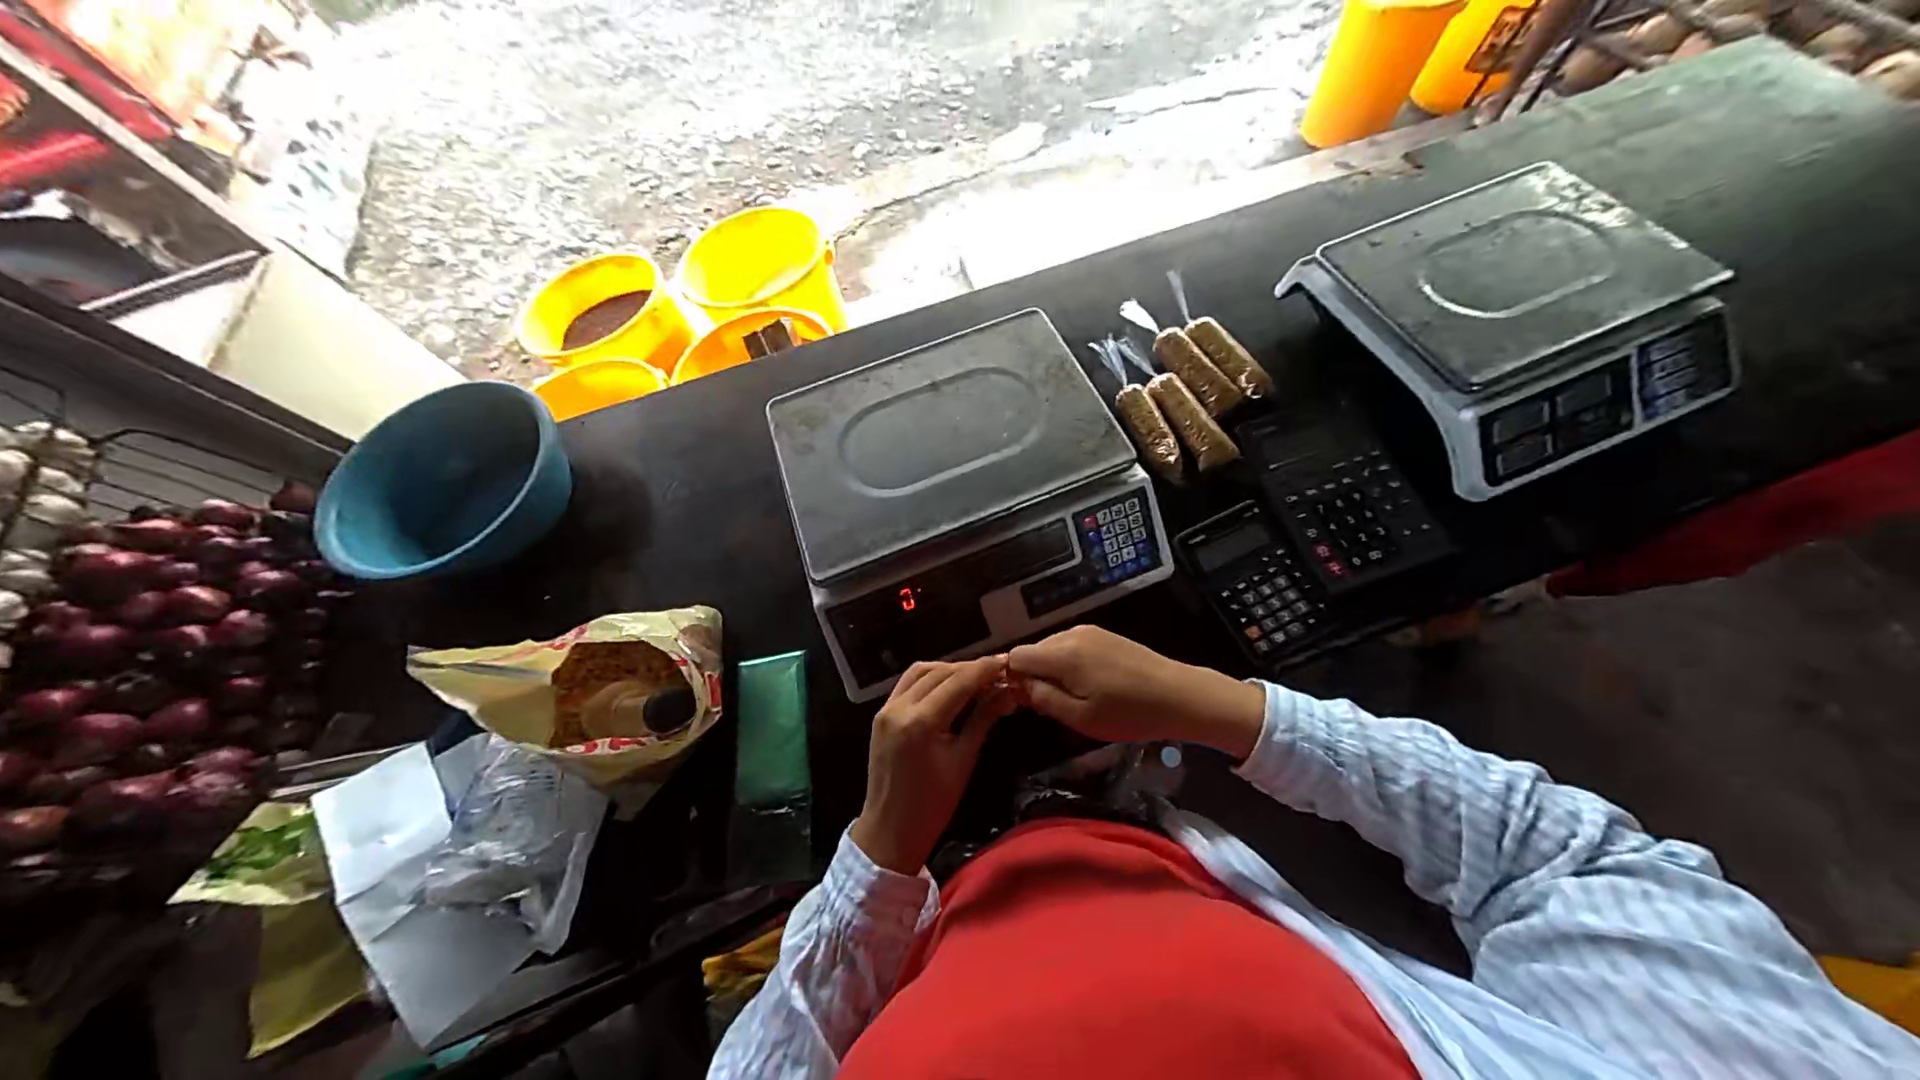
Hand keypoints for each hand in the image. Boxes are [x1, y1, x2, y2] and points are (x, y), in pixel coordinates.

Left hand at [849, 657, 1014, 874]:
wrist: (890, 829)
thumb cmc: (933, 804)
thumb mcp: (964, 760)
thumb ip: (983, 719)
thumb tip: (1007, 692)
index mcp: (921, 722)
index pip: (959, 681)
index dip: (985, 669)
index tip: (1007, 662)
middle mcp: (900, 707)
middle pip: (940, 672)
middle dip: (970, 669)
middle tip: (997, 673)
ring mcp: (886, 709)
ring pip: (922, 672)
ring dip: (949, 669)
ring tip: (976, 678)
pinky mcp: (881, 714)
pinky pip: (908, 684)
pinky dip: (930, 678)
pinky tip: (949, 686)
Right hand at [1007, 626, 1264, 759]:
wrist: (1179, 695)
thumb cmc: (1129, 713)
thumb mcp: (1081, 718)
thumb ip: (1043, 699)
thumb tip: (1017, 685)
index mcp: (1062, 654)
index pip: (1015, 656)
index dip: (1012, 678)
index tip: (1023, 701)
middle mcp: (1071, 635)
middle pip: (1032, 651)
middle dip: (1032, 675)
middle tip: (1049, 705)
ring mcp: (1088, 631)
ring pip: (1050, 648)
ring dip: (1050, 670)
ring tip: (1072, 697)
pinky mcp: (1103, 634)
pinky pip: (1069, 645)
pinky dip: (1067, 663)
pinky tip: (1087, 683)